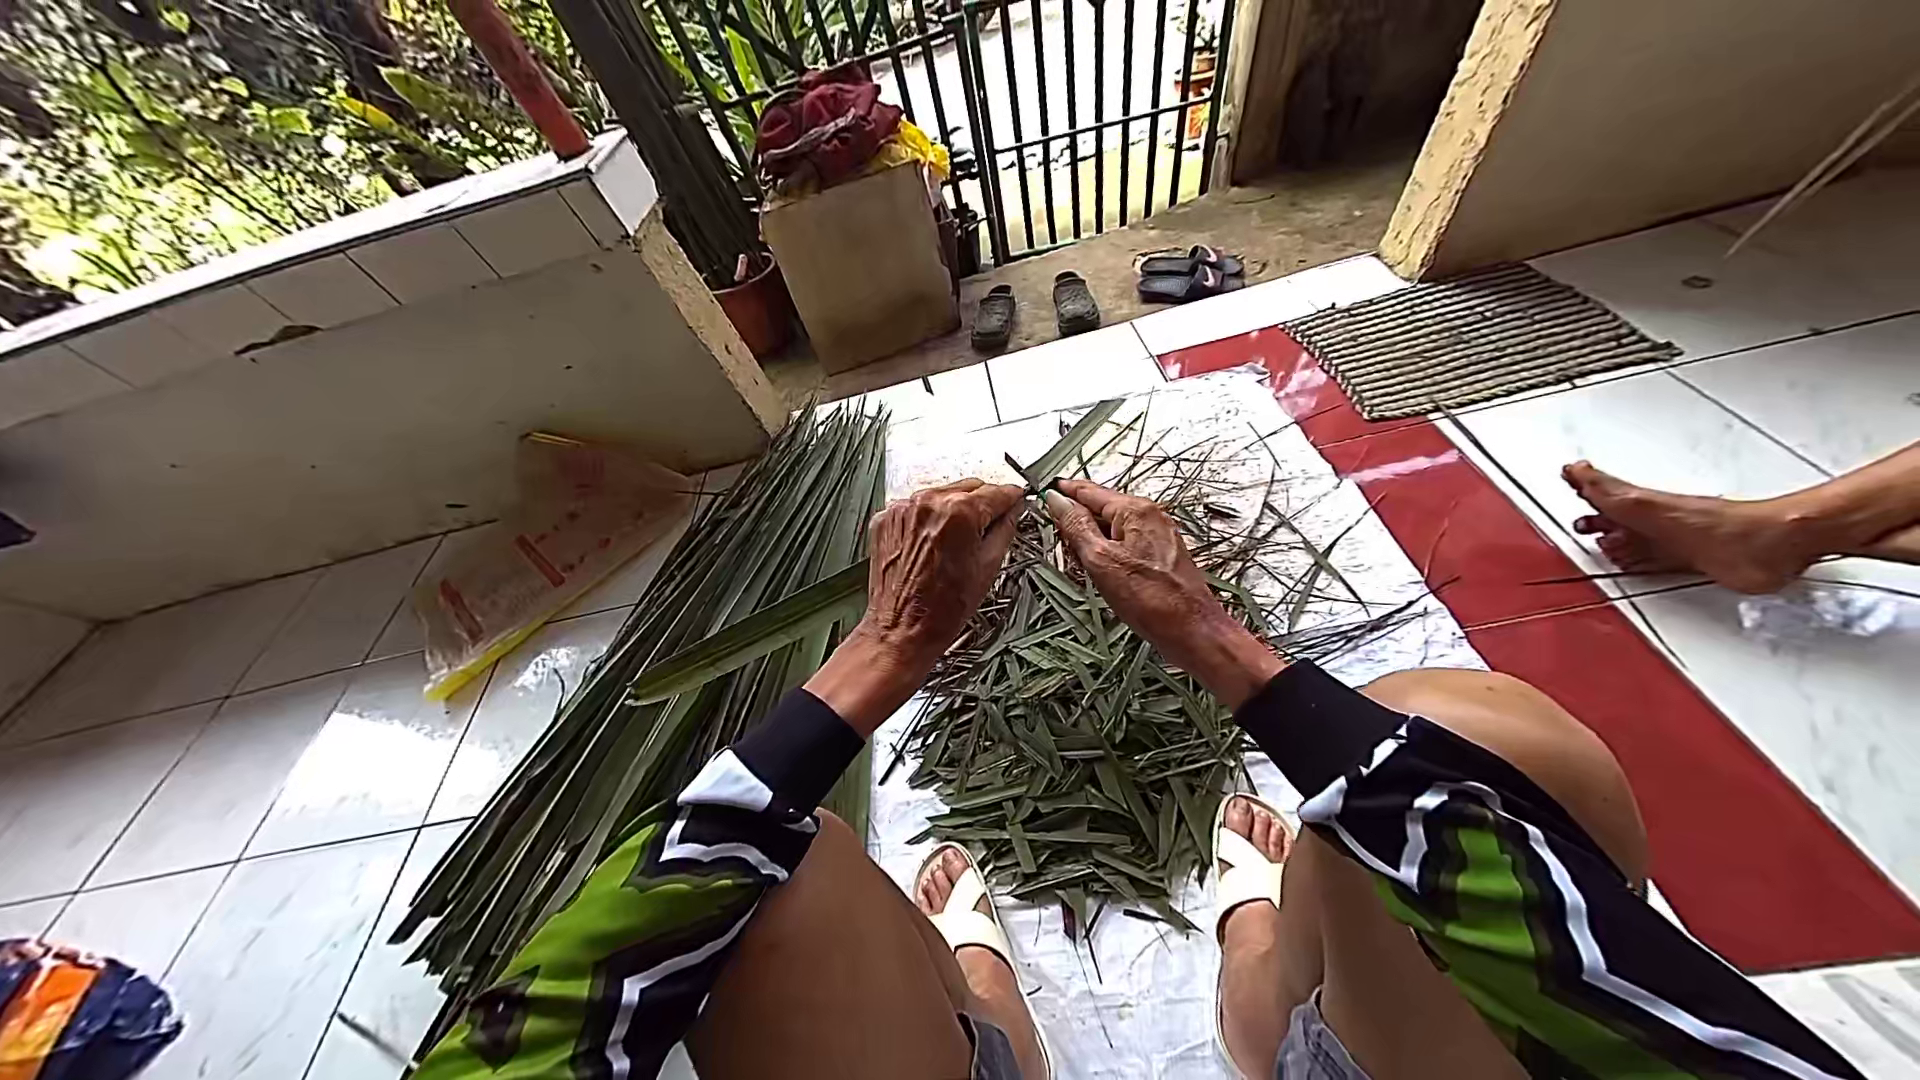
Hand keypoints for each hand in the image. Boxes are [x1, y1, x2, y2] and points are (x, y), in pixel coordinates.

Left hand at [806, 478, 1024, 733]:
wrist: (902, 629)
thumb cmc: (941, 609)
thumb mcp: (989, 567)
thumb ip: (1006, 528)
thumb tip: (1013, 510)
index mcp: (959, 513)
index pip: (997, 491)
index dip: (1012, 498)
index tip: (1016, 501)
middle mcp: (928, 503)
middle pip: (969, 487)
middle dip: (983, 504)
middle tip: (988, 528)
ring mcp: (903, 509)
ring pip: (942, 494)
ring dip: (954, 510)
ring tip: (955, 544)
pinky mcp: (886, 518)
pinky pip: (916, 507)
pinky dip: (927, 520)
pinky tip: (932, 545)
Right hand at [1044, 479, 1284, 708]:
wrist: (1191, 631)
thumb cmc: (1153, 600)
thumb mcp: (1100, 560)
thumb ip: (1076, 526)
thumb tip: (1058, 501)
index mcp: (1136, 510)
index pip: (1090, 491)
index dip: (1064, 492)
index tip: (1045, 492)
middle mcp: (1150, 516)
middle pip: (1101, 507)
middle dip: (1076, 518)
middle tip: (1055, 532)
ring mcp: (1158, 535)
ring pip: (1112, 526)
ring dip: (1090, 538)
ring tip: (1075, 556)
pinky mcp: (1160, 554)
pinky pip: (1125, 542)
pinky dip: (1106, 550)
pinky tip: (1098, 569)